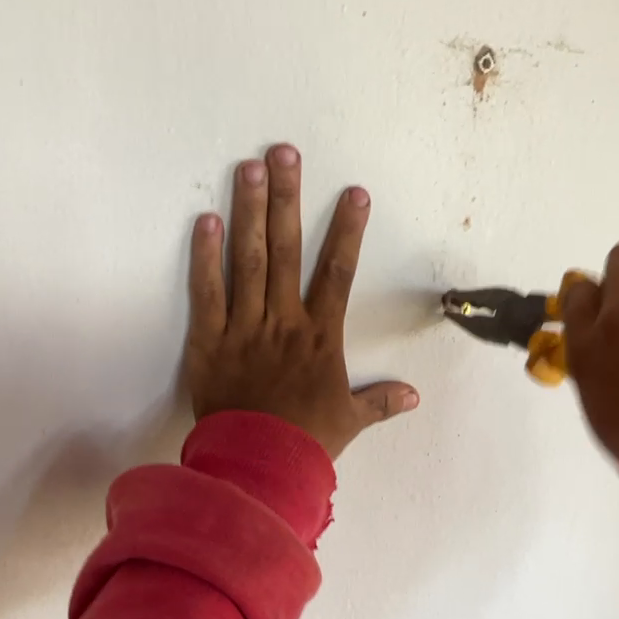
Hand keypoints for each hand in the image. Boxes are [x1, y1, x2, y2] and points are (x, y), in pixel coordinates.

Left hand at [182, 144, 418, 458]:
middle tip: (284, 153)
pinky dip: (205, 257)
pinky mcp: (210, 341)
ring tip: (248, 167)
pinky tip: (206, 220)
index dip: (348, 231)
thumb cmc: (306, 442)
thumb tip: (413, 398)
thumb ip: (380, 403)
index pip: (339, 273)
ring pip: (249, 261)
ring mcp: (245, 328)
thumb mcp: (349, 422)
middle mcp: (284, 321)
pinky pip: (207, 293)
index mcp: (320, 337)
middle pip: (288, 250)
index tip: (355, 192)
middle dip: (289, 199)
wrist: (259, 466)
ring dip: (250, 212)